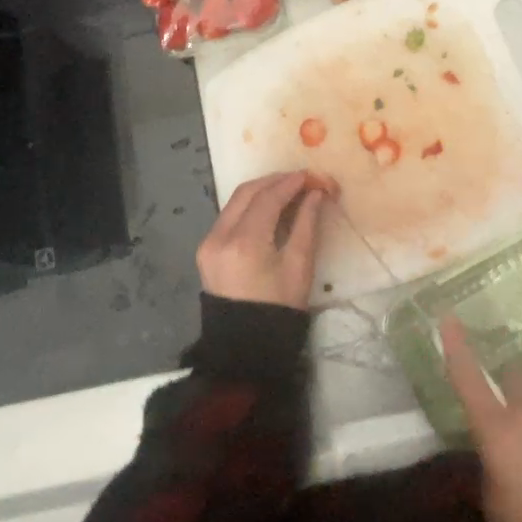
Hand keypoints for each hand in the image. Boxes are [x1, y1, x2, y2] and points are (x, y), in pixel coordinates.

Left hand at [196, 172, 326, 309]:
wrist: (246, 345)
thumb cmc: (280, 309)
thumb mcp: (300, 266)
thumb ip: (306, 224)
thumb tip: (314, 194)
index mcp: (245, 242)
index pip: (268, 198)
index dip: (290, 183)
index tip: (310, 176)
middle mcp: (220, 236)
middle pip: (247, 193)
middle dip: (274, 182)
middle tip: (299, 180)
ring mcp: (208, 243)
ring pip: (235, 202)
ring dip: (261, 192)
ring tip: (286, 191)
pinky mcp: (206, 250)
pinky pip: (228, 217)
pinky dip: (249, 208)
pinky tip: (268, 209)